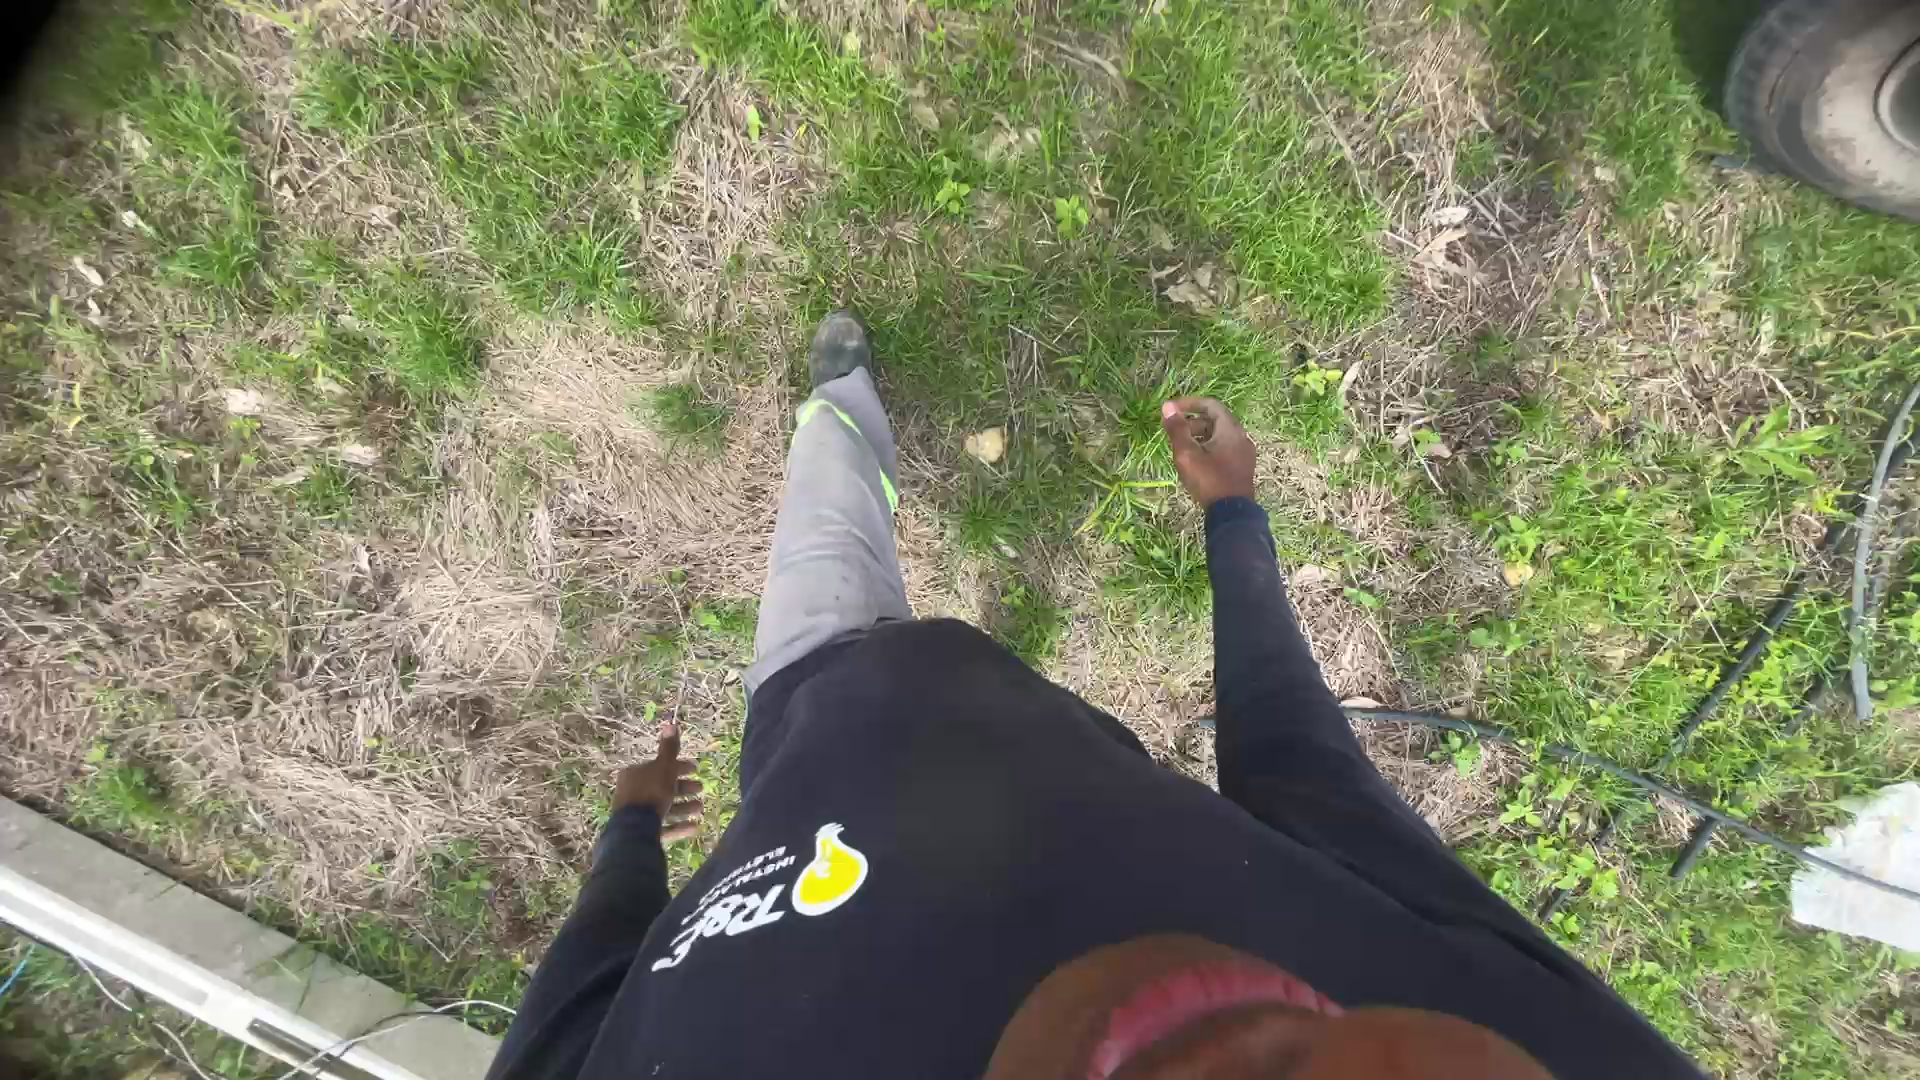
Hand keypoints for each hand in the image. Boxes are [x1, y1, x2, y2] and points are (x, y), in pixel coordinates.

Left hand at [613, 723, 704, 842]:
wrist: (635, 829)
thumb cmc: (651, 791)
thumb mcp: (664, 766)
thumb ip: (670, 748)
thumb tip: (671, 723)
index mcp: (635, 774)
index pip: (659, 767)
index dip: (679, 767)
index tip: (695, 769)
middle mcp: (633, 793)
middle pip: (663, 787)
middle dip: (684, 788)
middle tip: (700, 788)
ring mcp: (636, 815)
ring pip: (665, 807)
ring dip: (684, 807)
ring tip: (700, 808)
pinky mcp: (641, 834)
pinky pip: (664, 827)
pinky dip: (679, 826)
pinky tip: (695, 827)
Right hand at [1161, 397, 1255, 508]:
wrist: (1232, 512)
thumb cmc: (1209, 479)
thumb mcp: (1187, 454)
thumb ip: (1177, 429)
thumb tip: (1167, 407)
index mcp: (1230, 430)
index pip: (1210, 405)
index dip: (1189, 403)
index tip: (1171, 410)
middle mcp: (1241, 437)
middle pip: (1215, 420)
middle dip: (1192, 422)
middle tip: (1173, 432)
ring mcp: (1244, 453)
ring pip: (1219, 436)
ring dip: (1199, 436)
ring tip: (1181, 448)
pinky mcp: (1242, 467)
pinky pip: (1223, 449)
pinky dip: (1208, 448)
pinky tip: (1195, 462)